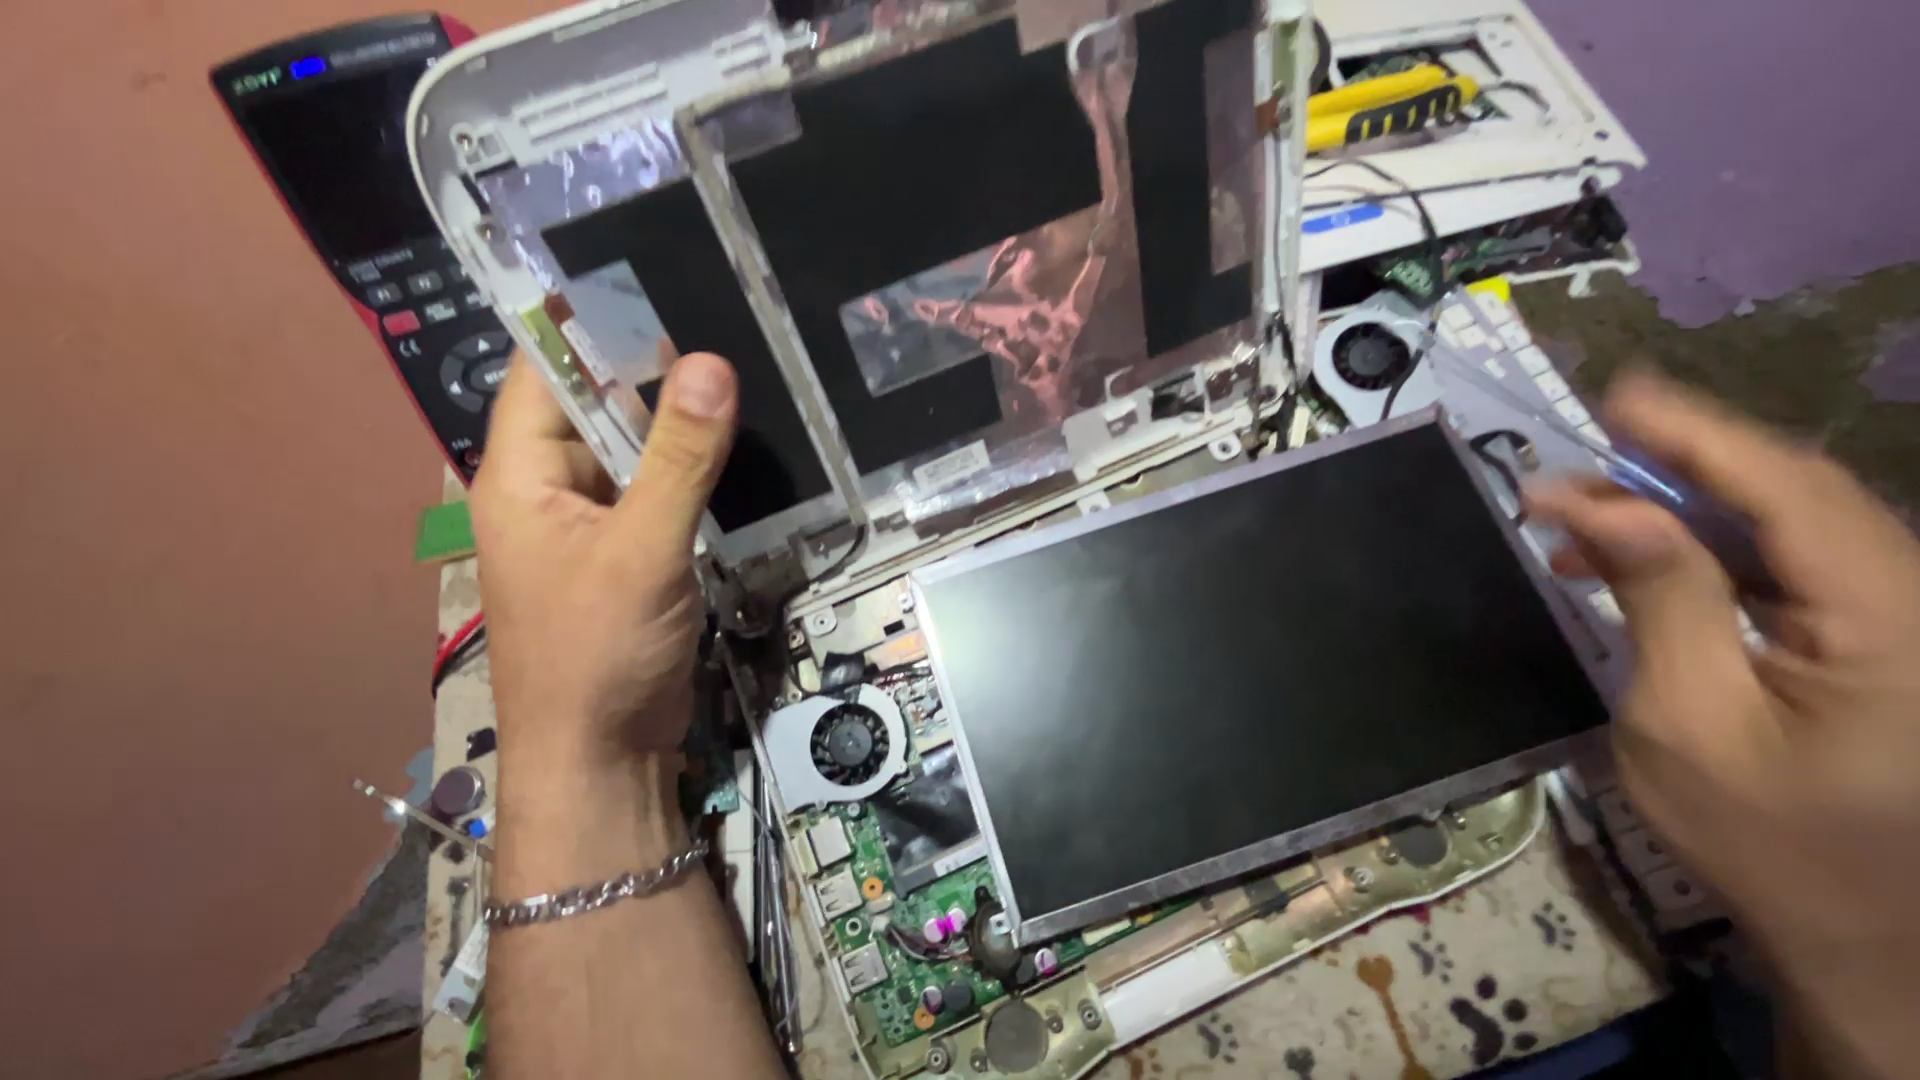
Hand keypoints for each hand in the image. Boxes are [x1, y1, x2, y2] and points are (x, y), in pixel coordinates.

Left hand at [470, 352, 737, 770]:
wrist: (602, 757)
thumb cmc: (598, 652)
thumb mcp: (642, 550)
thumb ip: (678, 460)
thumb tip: (710, 364)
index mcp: (517, 476)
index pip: (542, 372)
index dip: (586, 321)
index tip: (648, 272)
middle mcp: (548, 490)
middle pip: (594, 407)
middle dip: (650, 369)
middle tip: (719, 315)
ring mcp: (591, 525)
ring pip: (633, 453)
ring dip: (677, 424)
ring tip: (740, 370)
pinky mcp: (629, 555)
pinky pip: (657, 494)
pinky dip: (690, 472)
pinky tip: (737, 448)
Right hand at [1527, 370, 1919, 1077]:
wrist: (1869, 940)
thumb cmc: (1767, 839)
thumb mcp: (1688, 719)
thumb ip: (1660, 598)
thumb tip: (1604, 505)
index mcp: (1891, 619)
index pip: (1790, 489)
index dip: (1699, 433)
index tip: (1616, 396)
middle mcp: (1914, 602)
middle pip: (1792, 499)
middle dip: (1671, 472)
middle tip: (1567, 475)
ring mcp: (1901, 624)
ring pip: (1785, 531)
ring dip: (1675, 517)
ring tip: (1573, 528)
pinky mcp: (1877, 645)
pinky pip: (1787, 573)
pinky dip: (1703, 559)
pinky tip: (1629, 569)